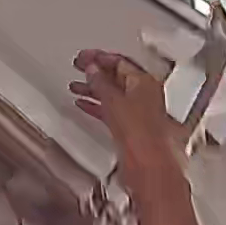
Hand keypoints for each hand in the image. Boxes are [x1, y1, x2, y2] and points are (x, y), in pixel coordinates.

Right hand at [70, 50, 184, 186]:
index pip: (120, 61)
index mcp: (145, 82)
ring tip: (77, 85)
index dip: (100, 57)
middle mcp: (144, 95)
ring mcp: (138, 112)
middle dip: (96, 72)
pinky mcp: (131, 127)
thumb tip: (92, 70)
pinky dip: (97, 105)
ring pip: (112, 94)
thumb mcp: (113, 101)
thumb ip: (100, 82)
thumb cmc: (141, 134)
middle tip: (80, 66)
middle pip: (117, 76)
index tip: (84, 56)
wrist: (148, 167)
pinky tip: (84, 104)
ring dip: (94, 89)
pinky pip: (111, 110)